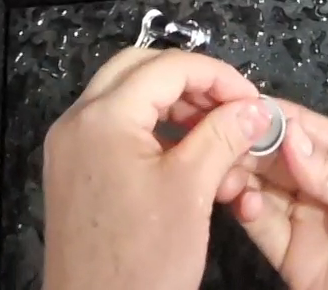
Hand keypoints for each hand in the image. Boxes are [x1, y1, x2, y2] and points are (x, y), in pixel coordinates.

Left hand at [42, 48, 275, 289]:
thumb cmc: (145, 262)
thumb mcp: (192, 192)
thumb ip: (224, 136)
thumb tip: (257, 107)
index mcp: (104, 115)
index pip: (167, 66)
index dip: (216, 75)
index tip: (252, 100)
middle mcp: (78, 117)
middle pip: (140, 67)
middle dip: (190, 80)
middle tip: (230, 106)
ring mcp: (70, 142)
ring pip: (126, 93)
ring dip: (172, 102)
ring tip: (215, 130)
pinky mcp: (72, 166)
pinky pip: (114, 123)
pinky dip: (151, 126)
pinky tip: (185, 151)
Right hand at [217, 101, 327, 289]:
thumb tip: (286, 134)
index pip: (299, 125)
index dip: (264, 113)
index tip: (226, 103)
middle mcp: (321, 182)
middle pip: (273, 153)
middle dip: (242, 141)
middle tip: (210, 135)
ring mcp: (306, 221)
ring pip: (260, 187)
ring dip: (237, 173)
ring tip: (220, 169)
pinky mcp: (294, 261)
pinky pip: (263, 227)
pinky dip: (245, 210)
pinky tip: (240, 200)